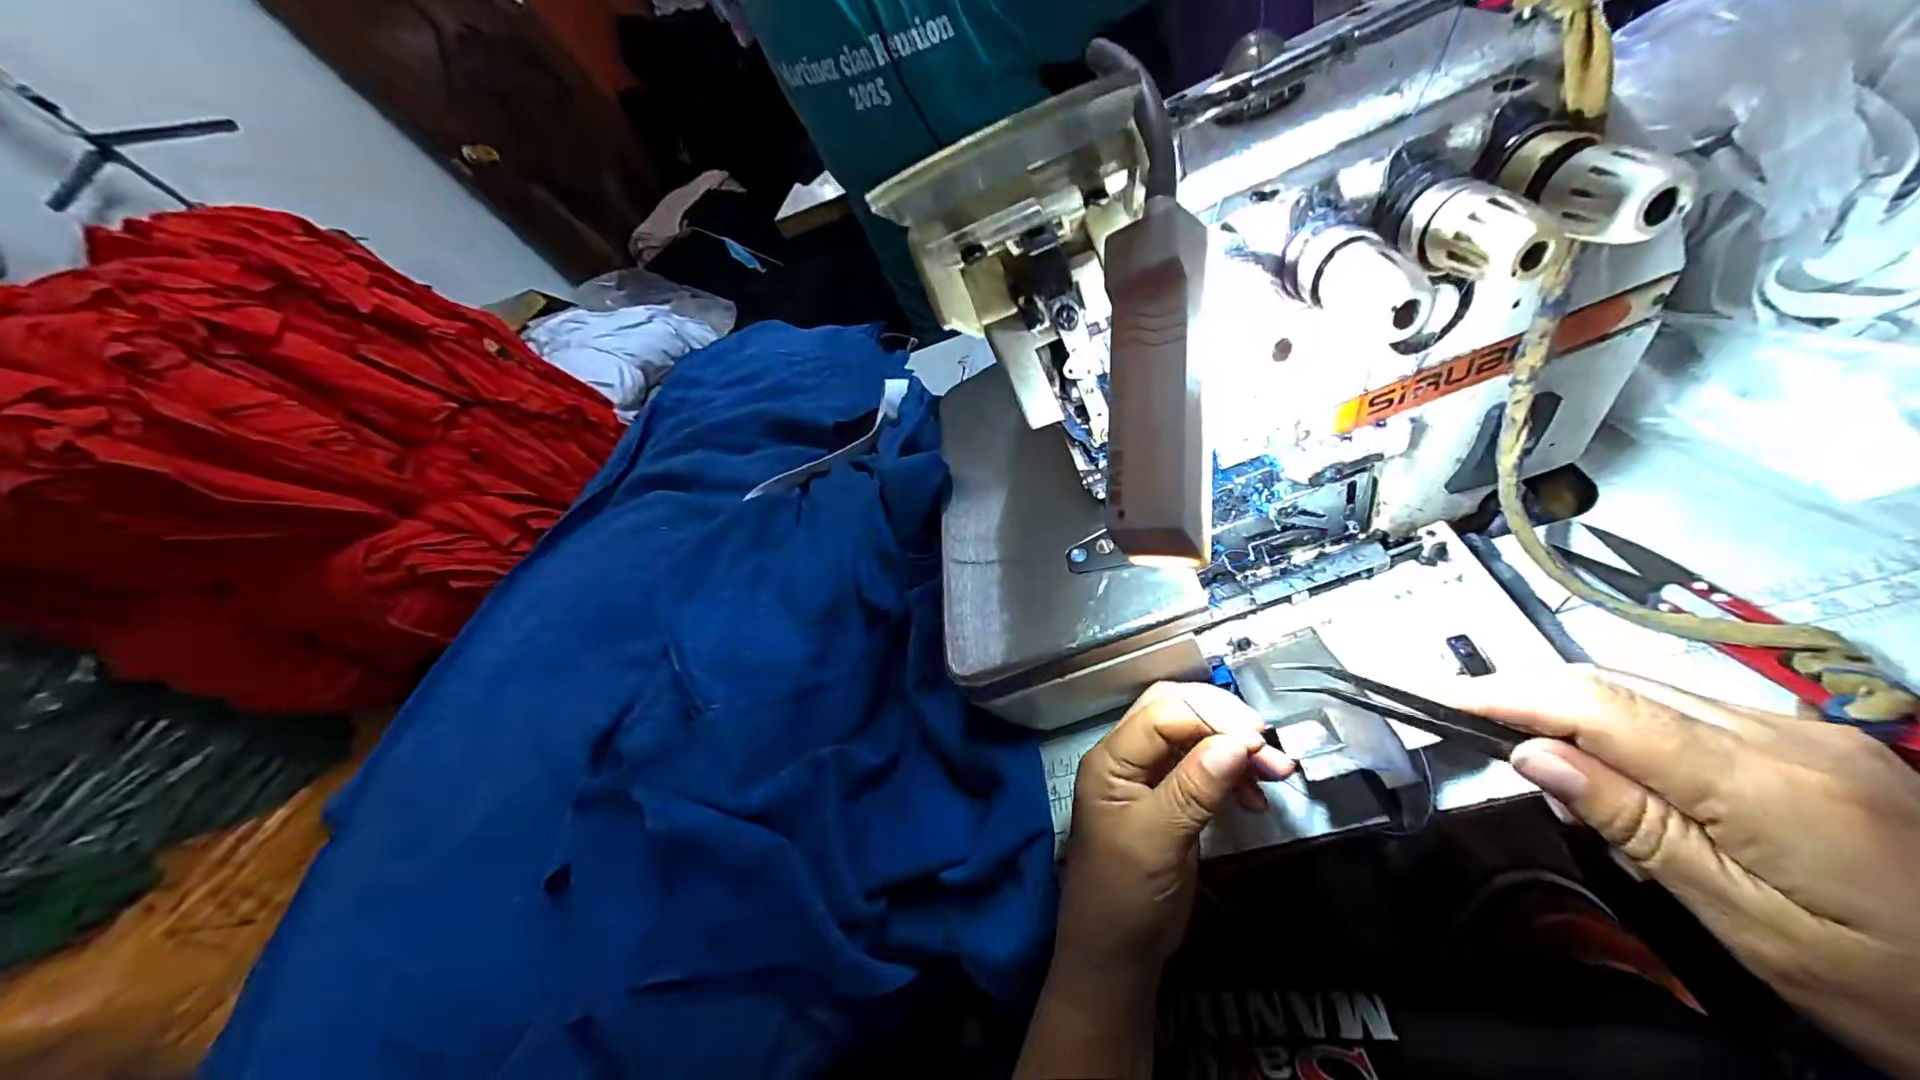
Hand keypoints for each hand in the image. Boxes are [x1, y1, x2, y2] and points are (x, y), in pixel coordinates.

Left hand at [1016, 683, 1292, 1079]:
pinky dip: (1233, 773)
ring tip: (1276, 774)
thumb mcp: (1156, 839)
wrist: (1117, 951)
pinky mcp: (1172, 798)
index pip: (1161, 713)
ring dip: (1235, 748)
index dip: (1210, 718)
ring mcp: (1150, 777)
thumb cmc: (1124, 894)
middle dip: (1224, 722)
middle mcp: (1127, 758)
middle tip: (1269, 750)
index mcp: (1111, 759)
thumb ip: (1193, 788)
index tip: (1257, 742)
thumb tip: (1238, 742)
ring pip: (1194, 738)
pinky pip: (1205, 767)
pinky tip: (1255, 796)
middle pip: (1177, 713)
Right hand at [1443, 667, 1919, 1079]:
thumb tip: (1534, 756)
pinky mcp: (1817, 743)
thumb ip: (1637, 827)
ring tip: (1543, 763)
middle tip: (1474, 731)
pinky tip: (1619, 771)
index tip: (1442, 698)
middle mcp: (1786, 737)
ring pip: (1647, 692)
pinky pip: (1687, 713)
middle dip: (1530, 698)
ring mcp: (1808, 734)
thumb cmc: (1893, 990)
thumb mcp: (1749, 924)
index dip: (1511, 695)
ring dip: (1574, 713)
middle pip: (1618, 686)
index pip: (1602, 708)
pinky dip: (1625, 726)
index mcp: (1767, 786)